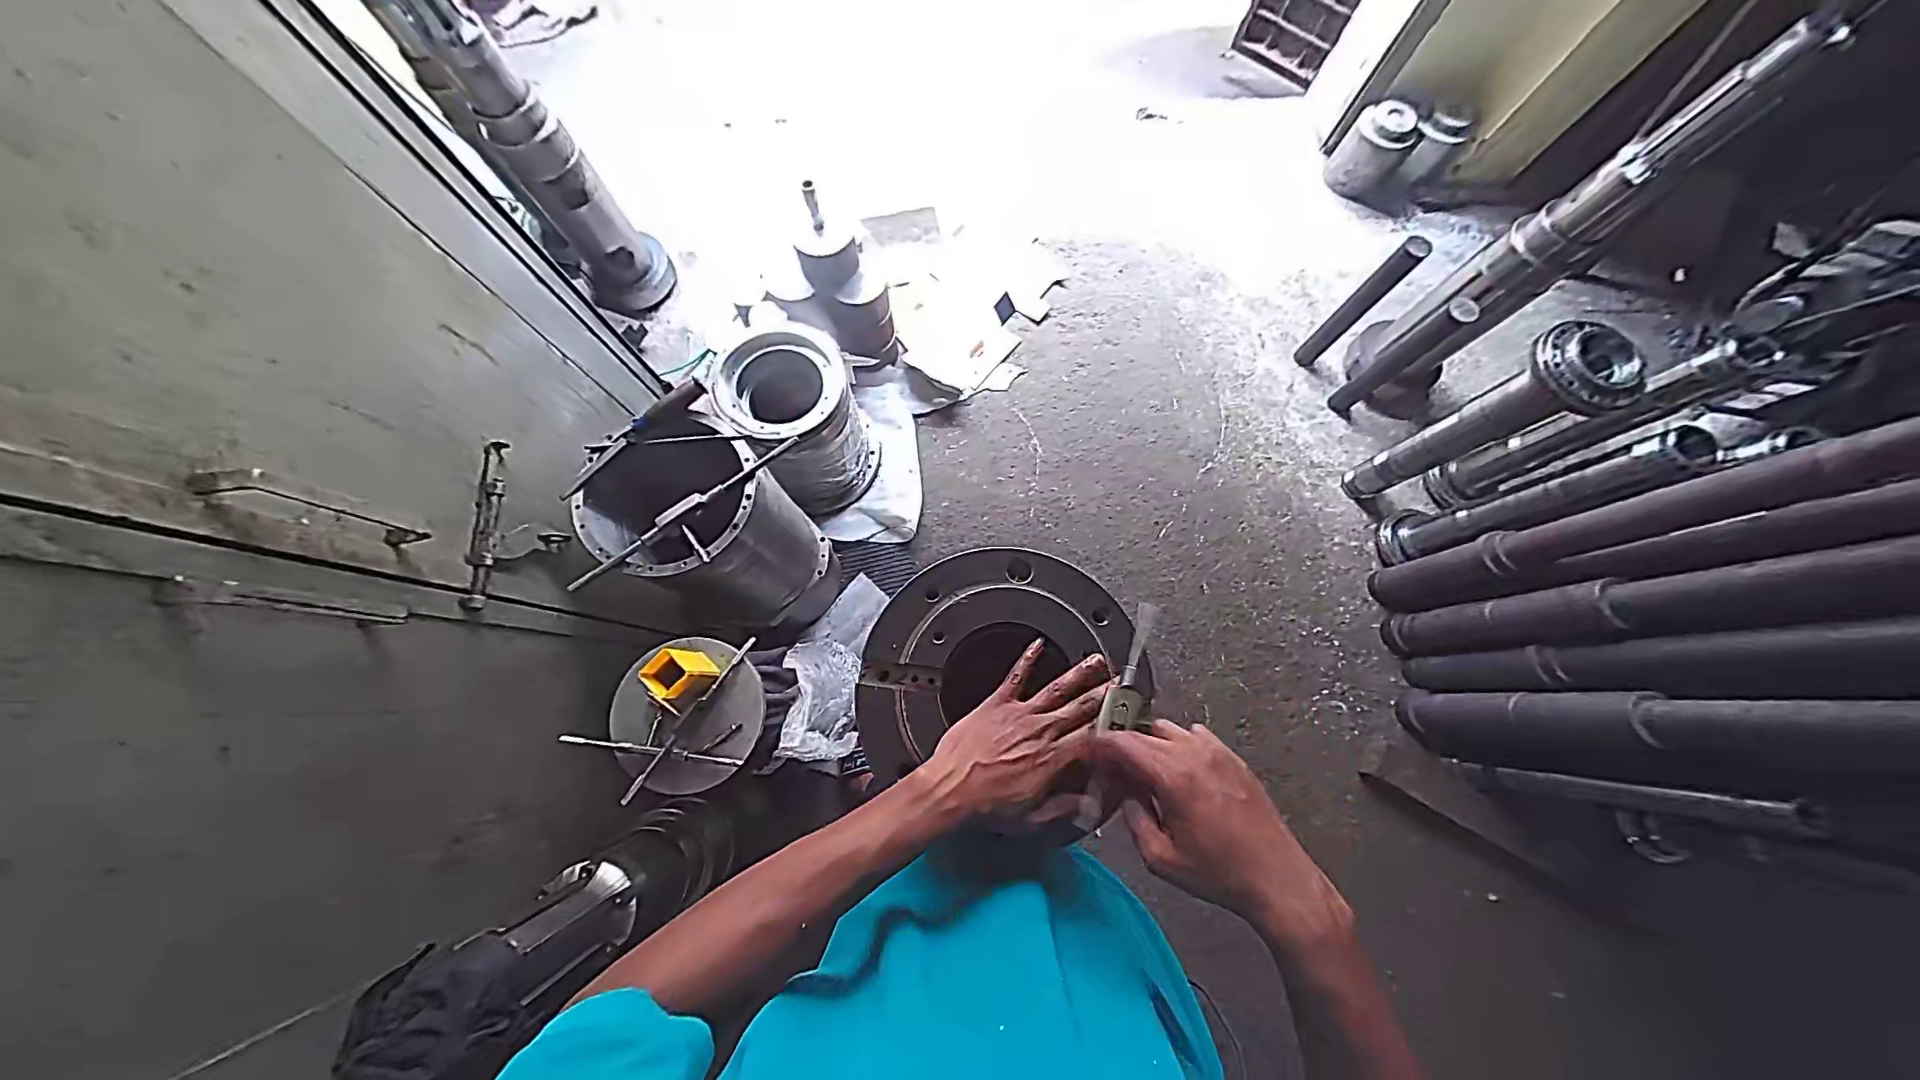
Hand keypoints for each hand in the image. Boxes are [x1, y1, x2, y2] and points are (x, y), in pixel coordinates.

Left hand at [912, 639, 1111, 823]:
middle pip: (1081, 708)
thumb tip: (1088, 806)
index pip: (1093, 738)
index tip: (1128, 719)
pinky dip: (1027, 658)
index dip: (1114, 727)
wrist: (949, 789)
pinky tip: (1037, 644)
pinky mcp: (996, 704)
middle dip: (1106, 694)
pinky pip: (1016, 676)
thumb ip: (1064, 808)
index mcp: (1052, 759)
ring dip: (1079, 674)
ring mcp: (1019, 714)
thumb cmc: (984, 805)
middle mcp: (1040, 731)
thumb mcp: (1031, 818)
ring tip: (1097, 661)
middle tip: (1122, 684)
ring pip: (1057, 688)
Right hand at [1096, 720, 1352, 950]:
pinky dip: (1178, 747)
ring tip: (1147, 774)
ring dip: (1150, 745)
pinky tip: (1178, 774)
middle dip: (1122, 747)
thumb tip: (1125, 793)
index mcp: (1173, 776)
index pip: (1122, 741)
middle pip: (1142, 732)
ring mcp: (1217, 753)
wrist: (1277, 880)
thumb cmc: (1224, 873)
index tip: (1090, 753)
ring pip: (1167, 730)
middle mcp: (1195, 755)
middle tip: (1114, 769)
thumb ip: (1133, 816)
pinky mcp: (1232, 759)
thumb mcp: (1159, 857)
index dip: (1099, 745)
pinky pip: (1194, 737)